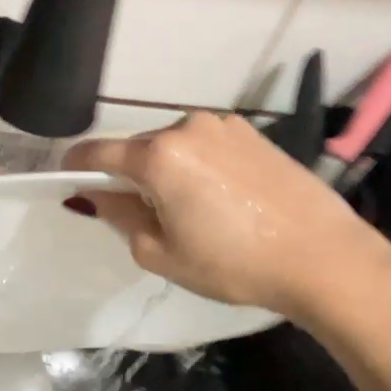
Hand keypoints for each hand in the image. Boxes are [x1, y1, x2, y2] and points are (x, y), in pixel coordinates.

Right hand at [64, 113, 390, 318]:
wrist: (323, 257)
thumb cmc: (233, 263)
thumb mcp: (160, 253)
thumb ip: (120, 217)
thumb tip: (98, 196)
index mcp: (158, 156)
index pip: (97, 153)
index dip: (75, 169)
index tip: (67, 182)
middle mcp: (188, 128)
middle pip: (137, 148)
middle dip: (128, 175)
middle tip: (138, 215)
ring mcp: (225, 126)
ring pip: (173, 146)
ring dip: (165, 170)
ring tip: (186, 211)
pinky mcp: (254, 134)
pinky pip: (206, 146)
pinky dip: (197, 166)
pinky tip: (218, 200)